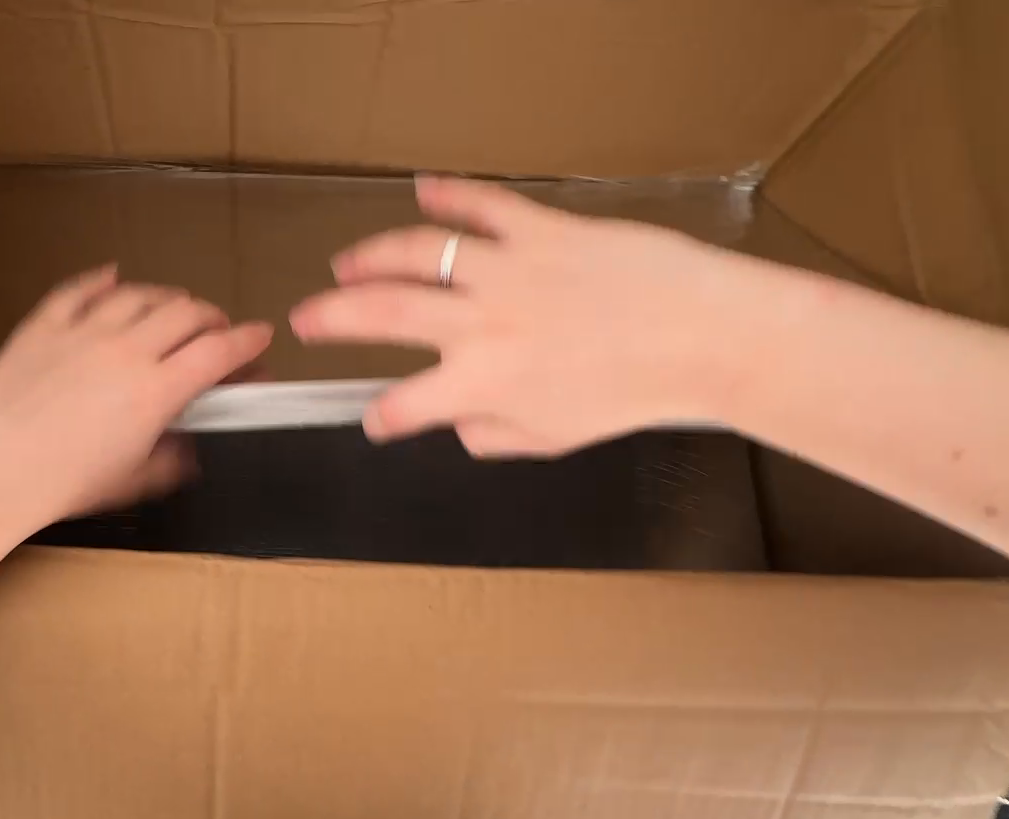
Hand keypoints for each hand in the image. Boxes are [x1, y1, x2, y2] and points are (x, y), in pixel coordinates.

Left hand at [0, 266, 272, 534]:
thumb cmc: (64, 486)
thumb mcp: (135, 481)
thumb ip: (173, 458)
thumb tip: (188, 447)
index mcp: (155, 391)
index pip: (218, 351)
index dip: (248, 341)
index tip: (260, 337)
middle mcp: (125, 349)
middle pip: (186, 312)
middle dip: (213, 317)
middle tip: (217, 331)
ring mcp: (81, 331)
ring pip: (140, 294)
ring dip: (167, 298)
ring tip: (174, 309)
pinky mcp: (42, 327)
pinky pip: (80, 290)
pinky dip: (103, 280)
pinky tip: (114, 277)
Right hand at [289, 175, 803, 456]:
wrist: (706, 336)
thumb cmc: (629, 396)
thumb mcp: (549, 439)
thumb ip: (489, 435)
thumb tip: (459, 422)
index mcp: (480, 381)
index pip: (404, 404)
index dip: (382, 418)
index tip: (375, 420)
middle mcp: (479, 322)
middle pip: (383, 314)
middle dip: (331, 318)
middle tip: (302, 319)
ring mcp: (507, 269)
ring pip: (418, 252)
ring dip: (370, 257)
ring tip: (344, 264)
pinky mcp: (542, 230)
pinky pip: (484, 205)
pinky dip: (448, 195)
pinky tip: (421, 189)